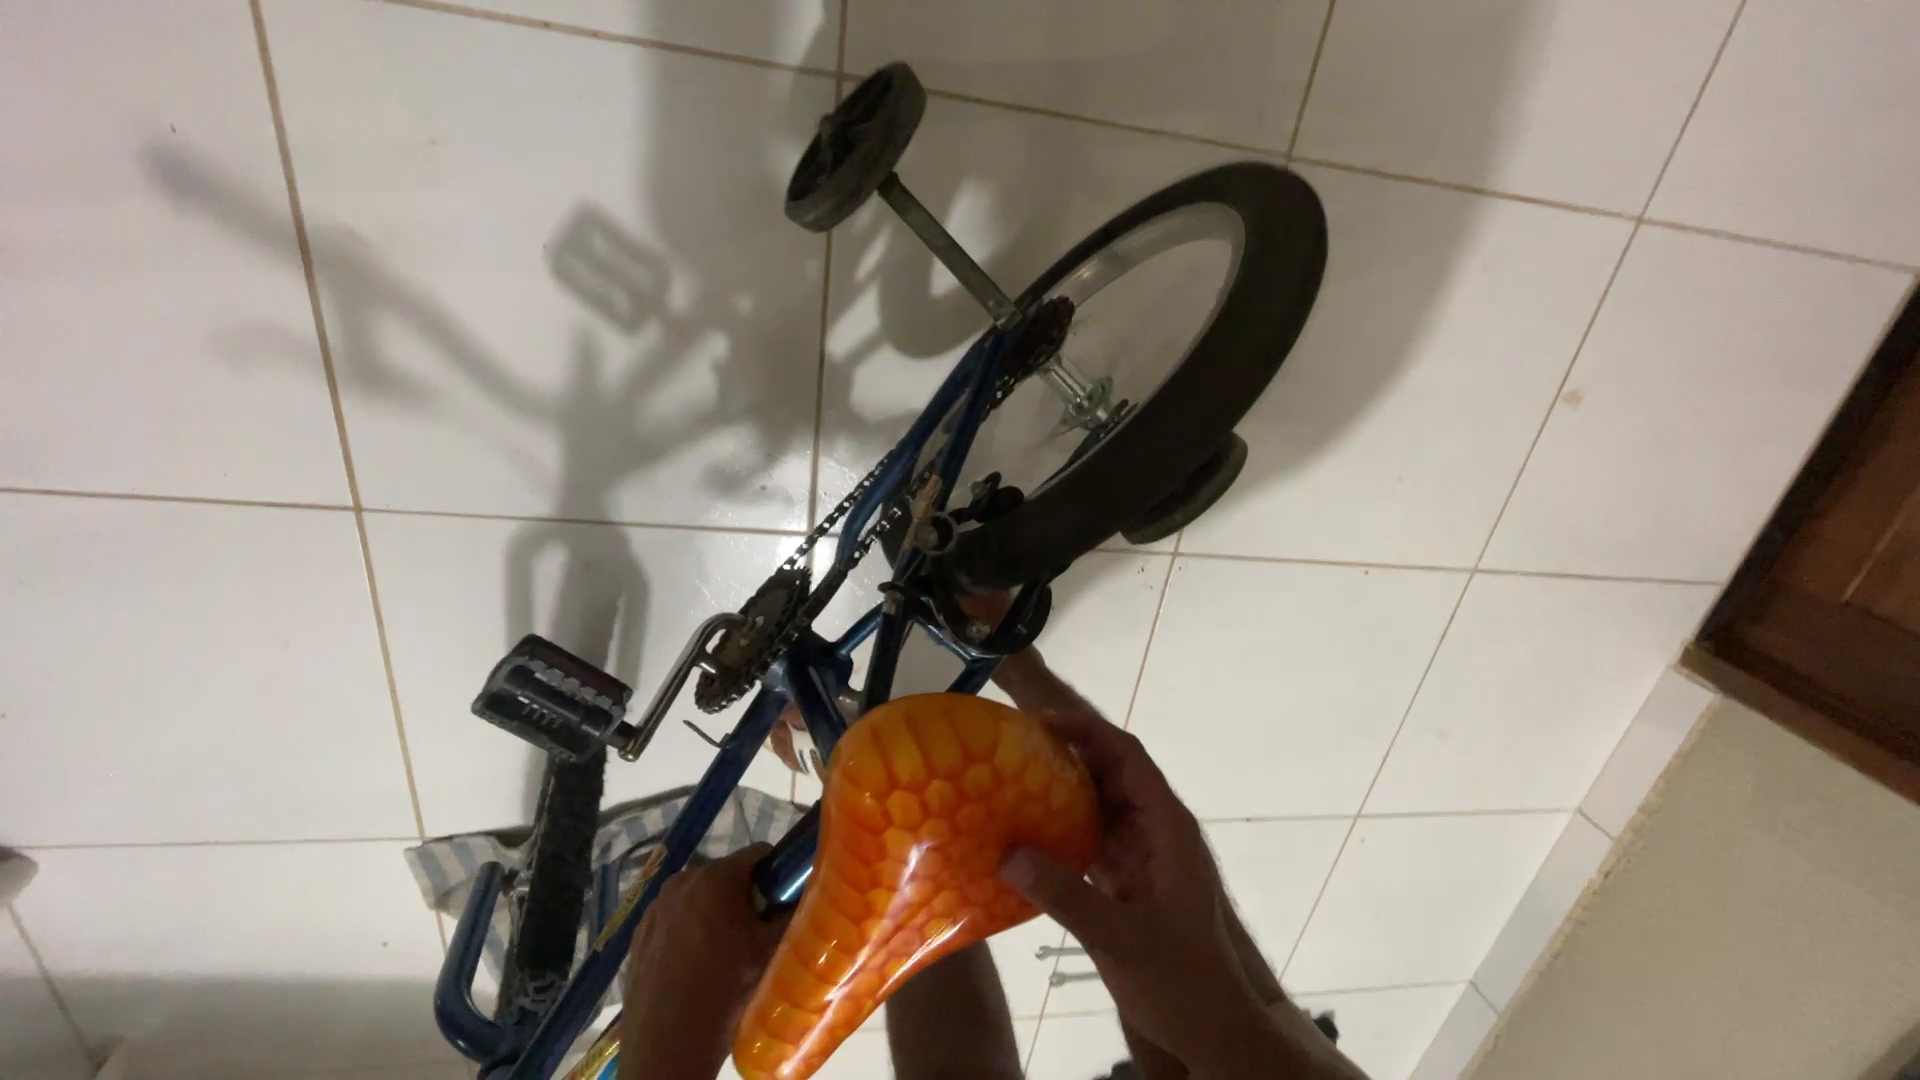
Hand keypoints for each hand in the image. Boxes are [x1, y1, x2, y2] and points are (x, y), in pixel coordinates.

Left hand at [619, 845, 787, 1079]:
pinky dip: (686, 929)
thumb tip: (811, 896)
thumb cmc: (725, 990)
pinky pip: (673, 916)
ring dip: (712, 911)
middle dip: (742, 894)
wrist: (667, 1044)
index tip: (778, 901)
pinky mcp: (638, 931)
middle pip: (726, 874)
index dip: (774, 874)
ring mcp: (655, 905)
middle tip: (752, 932)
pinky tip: (692, 963)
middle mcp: (682, 880)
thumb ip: (791, 914)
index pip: (758, 854)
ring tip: (721, 951)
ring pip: (698, 895)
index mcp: (716, 877)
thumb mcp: (769, 950)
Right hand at [995, 707, 1278, 1075]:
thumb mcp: (1121, 938)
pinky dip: (1062, 826)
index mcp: (1167, 827)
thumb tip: (1007, 852)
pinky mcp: (1128, 877)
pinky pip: (1093, 835)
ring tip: (1012, 778)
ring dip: (1062, 788)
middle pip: (1112, 772)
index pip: (1129, 757)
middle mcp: (1156, 828)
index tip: (1042, 722)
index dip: (1089, 732)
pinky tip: (1027, 830)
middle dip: (1069, 752)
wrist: (1214, 1031)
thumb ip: (1066, 895)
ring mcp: (1143, 852)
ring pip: (1101, 802)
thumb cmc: (1180, 980)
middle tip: (1014, 746)